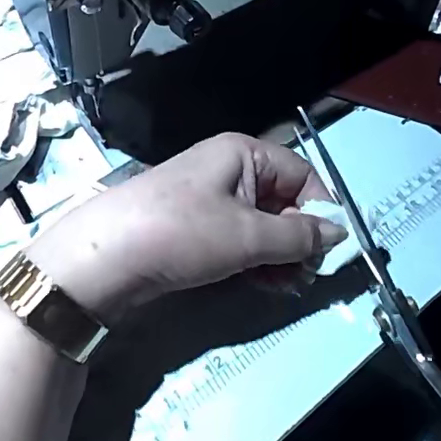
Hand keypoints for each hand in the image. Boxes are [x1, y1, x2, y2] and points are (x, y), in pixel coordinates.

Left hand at [26, 133, 345, 320]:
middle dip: (300, 238)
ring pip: (265, 225)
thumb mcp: (248, 235)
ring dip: (281, 255)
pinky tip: (267, 284)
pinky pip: (242, 239)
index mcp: (245, 154)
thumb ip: (299, 235)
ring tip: (288, 285)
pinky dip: (258, 260)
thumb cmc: (181, 233)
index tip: (327, 248)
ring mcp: (213, 200)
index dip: (319, 210)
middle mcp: (231, 170)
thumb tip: (339, 233)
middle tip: (306, 274)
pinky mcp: (198, 228)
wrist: (101, 261)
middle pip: (285, 201)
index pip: (302, 176)